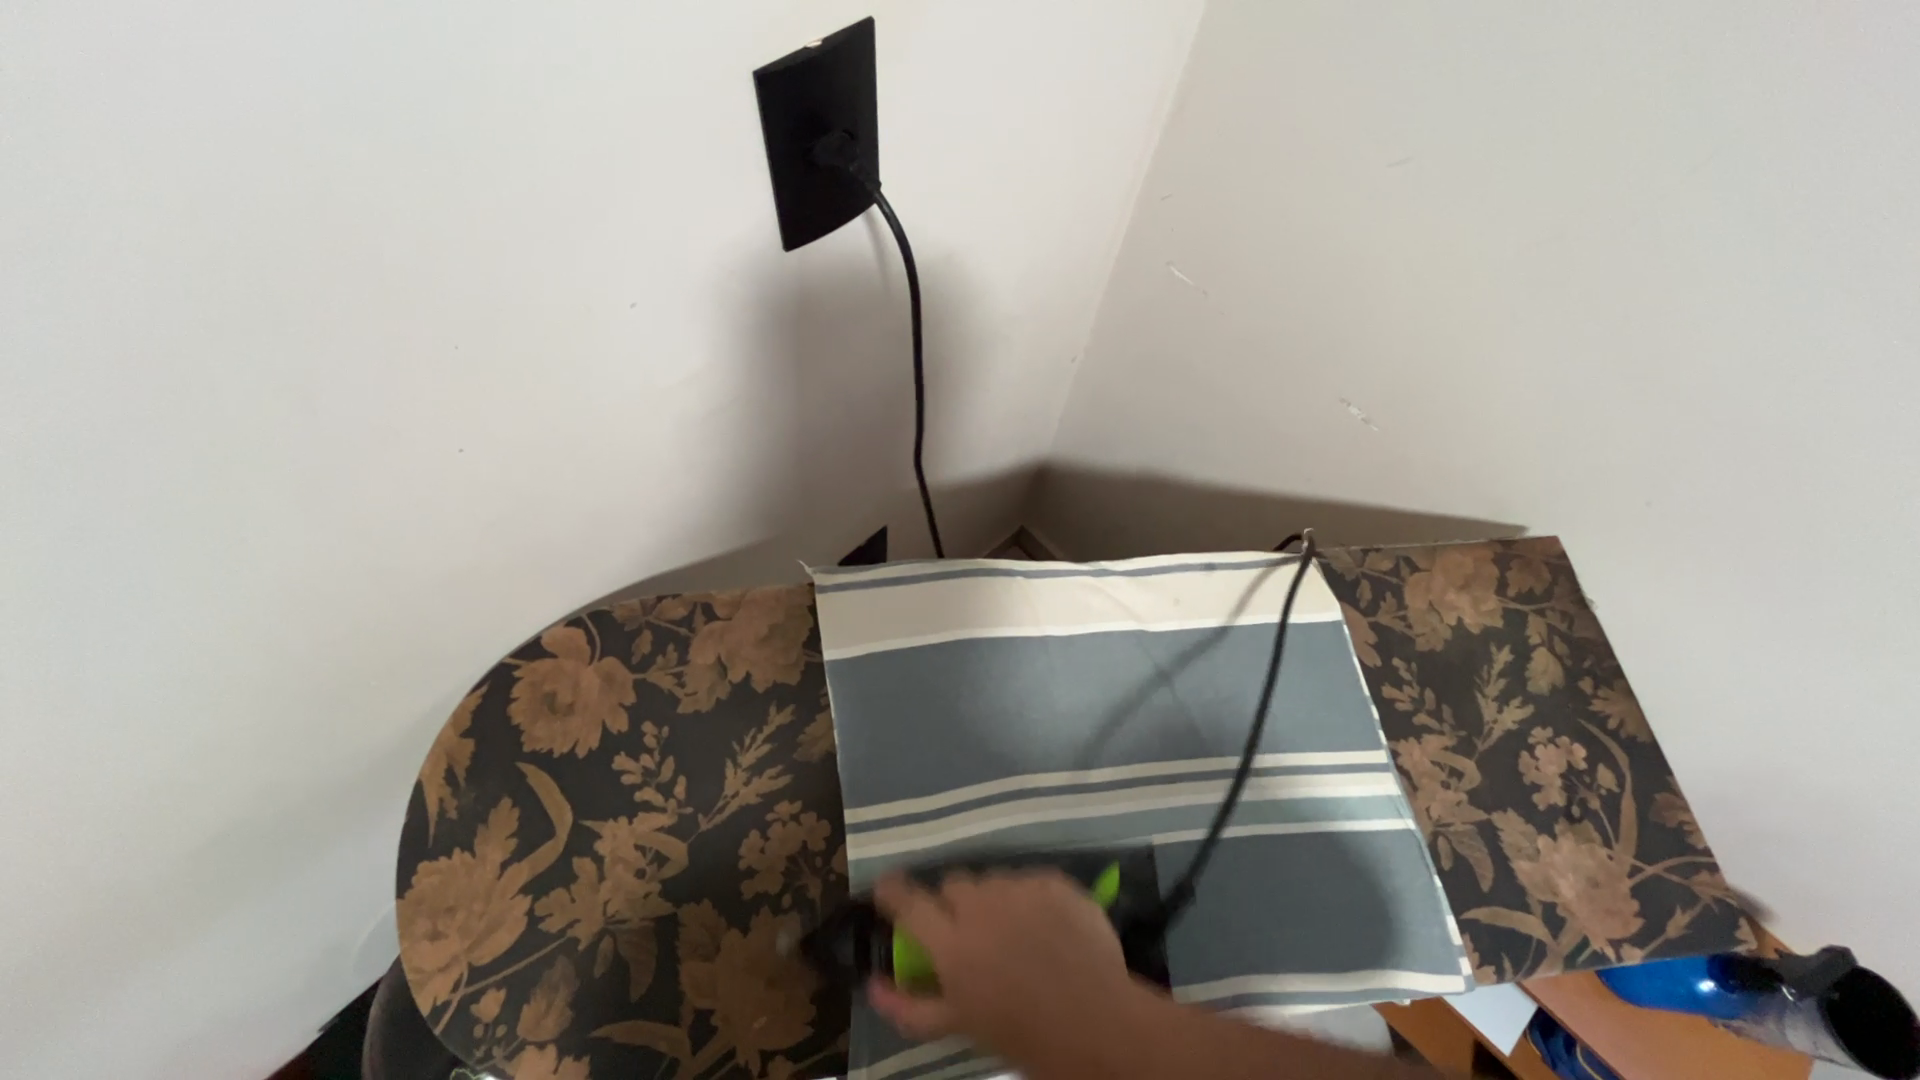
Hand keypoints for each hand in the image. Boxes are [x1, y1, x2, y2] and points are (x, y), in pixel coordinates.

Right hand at [866, 869, 1144, 1063]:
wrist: (1097, 1023)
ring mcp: (1020, 889)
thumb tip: (874, 985)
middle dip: (955, 904)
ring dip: (994, 900)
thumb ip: (910, 1006)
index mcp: (951, 943)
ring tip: (1015, 933)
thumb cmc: (1023, 1033)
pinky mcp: (1054, 881)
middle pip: (954, 885)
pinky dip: (1030, 898)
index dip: (894, 892)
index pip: (909, 902)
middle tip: (969, 933)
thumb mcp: (959, 1026)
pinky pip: (1029, 880)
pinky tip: (1046, 927)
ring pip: (993, 881)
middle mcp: (980, 906)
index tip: (887, 888)